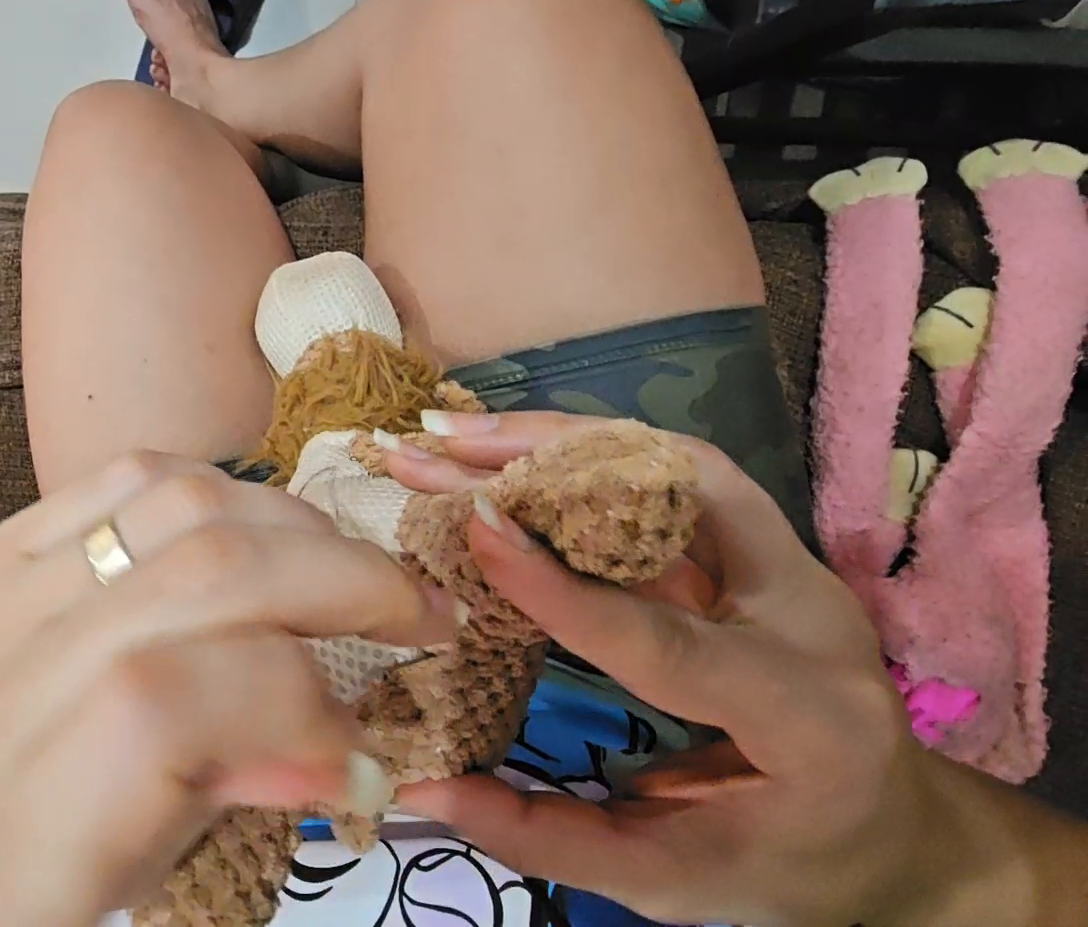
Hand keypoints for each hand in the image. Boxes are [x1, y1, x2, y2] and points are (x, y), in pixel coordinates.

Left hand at [0, 451, 462, 926]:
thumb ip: (223, 803)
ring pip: (180, 503)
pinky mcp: (16, 531)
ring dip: (294, 525)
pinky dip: (220, 486)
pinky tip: (257, 526)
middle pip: (204, 574)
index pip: (182, 702)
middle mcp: (25, 666)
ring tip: (345, 565)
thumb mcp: (110, 885)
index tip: (361, 744)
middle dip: (343, 582)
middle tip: (421, 611)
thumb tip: (340, 745)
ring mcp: (17, 578)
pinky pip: (130, 472)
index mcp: (39, 795)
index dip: (301, 710)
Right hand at [381, 411, 977, 926]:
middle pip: (689, 492)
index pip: (667, 640)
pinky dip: (576, 452)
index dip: (563, 589)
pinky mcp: (750, 543)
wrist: (892, 827)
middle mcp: (808, 613)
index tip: (475, 530)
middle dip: (550, 458)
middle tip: (437, 448)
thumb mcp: (670, 877)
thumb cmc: (784, 859)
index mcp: (804, 717)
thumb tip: (420, 787)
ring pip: (672, 460)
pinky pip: (661, 473)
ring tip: (456, 436)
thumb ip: (548, 837)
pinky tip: (505, 453)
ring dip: (556, 437)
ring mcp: (785, 563)